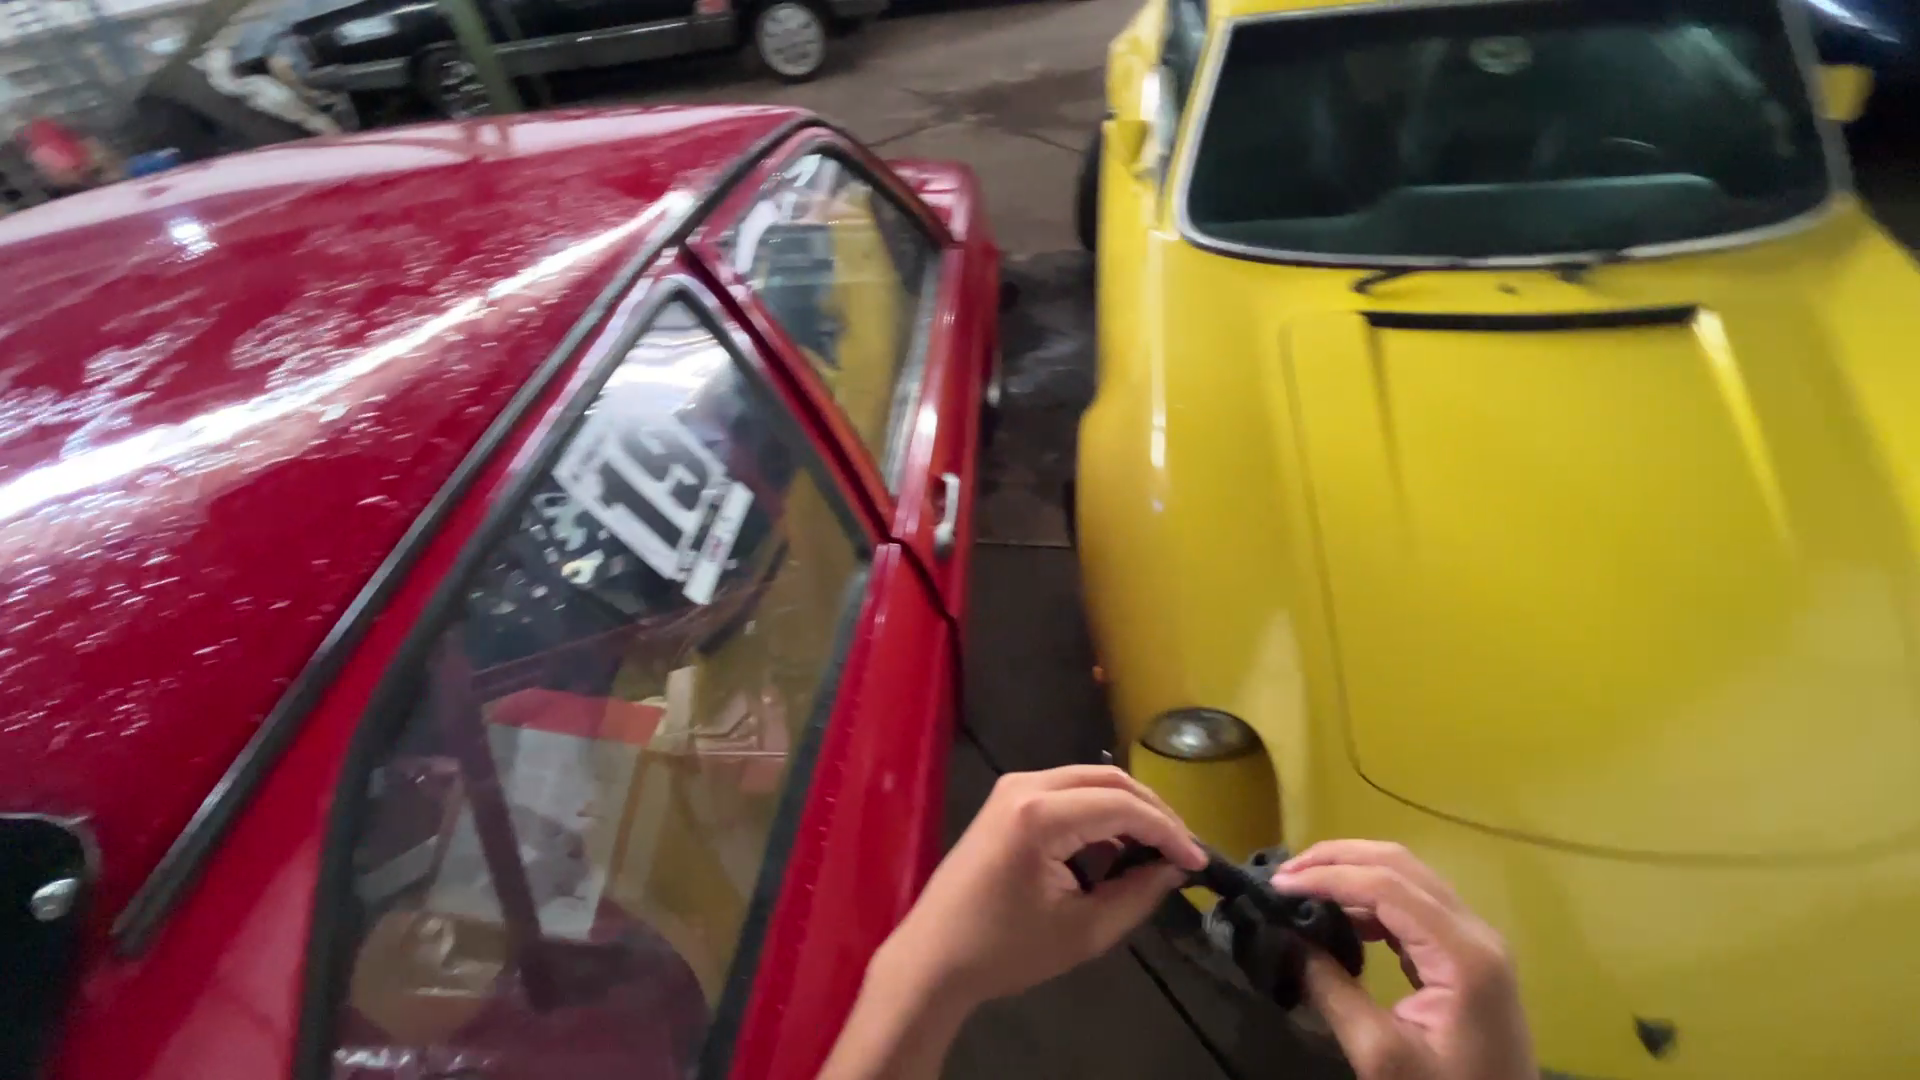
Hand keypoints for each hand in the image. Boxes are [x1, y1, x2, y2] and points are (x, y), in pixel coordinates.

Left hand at [879, 765, 1207, 1010]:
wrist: (934, 955)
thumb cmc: (1005, 949)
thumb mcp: (1083, 931)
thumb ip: (1136, 894)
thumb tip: (1173, 869)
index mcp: (1040, 814)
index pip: (1122, 805)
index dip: (1167, 831)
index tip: (1198, 862)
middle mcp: (1026, 785)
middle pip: (1107, 780)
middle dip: (1151, 811)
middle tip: (1182, 850)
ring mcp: (1013, 787)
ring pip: (1088, 780)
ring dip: (1126, 809)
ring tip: (1157, 850)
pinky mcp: (1008, 799)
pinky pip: (1066, 791)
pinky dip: (1098, 811)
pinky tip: (1115, 846)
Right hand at [1270, 841, 1535, 1079]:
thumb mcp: (1380, 1054)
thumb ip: (1330, 988)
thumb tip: (1287, 936)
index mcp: (1463, 955)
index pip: (1385, 885)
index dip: (1326, 877)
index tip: (1277, 887)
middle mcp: (1476, 933)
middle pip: (1399, 864)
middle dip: (1335, 859)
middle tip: (1285, 874)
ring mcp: (1475, 940)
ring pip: (1405, 874)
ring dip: (1350, 871)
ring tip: (1302, 885)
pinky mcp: (1466, 953)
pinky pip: (1412, 900)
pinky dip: (1368, 894)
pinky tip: (1337, 912)